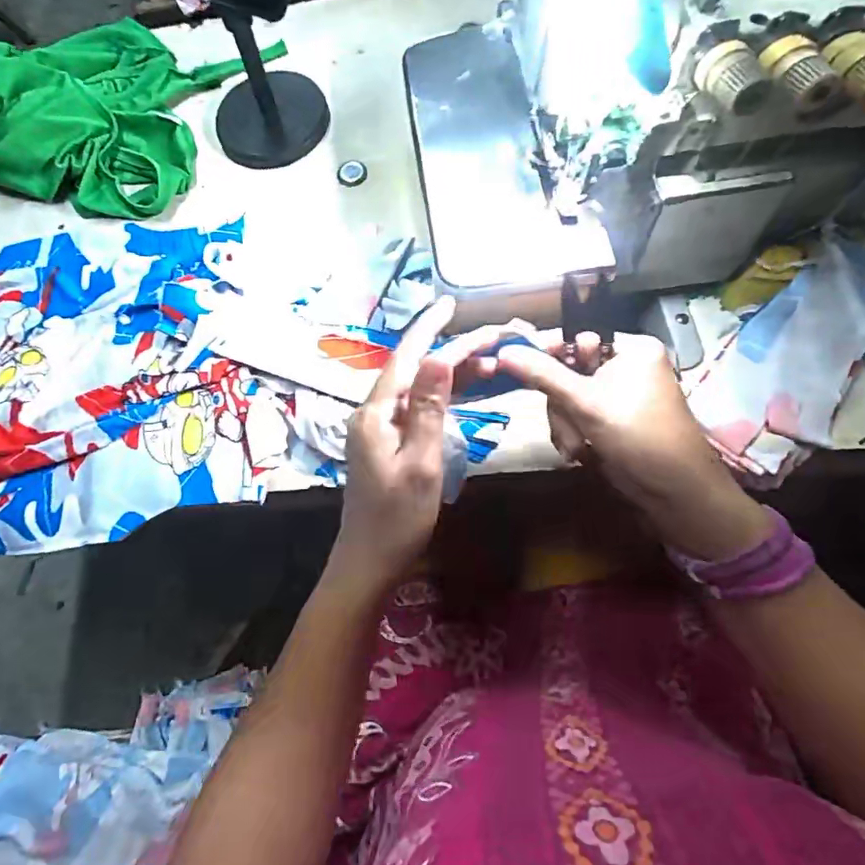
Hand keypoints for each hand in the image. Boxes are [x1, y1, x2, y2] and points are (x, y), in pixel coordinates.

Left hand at [330, 297, 463, 599]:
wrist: (369, 560)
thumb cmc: (397, 519)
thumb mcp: (421, 463)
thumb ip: (430, 409)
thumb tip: (441, 357)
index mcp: (376, 413)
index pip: (407, 359)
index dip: (429, 329)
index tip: (451, 304)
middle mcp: (373, 413)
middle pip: (416, 371)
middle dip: (453, 350)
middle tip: (495, 339)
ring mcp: (378, 428)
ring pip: (418, 389)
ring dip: (452, 373)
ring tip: (491, 360)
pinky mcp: (387, 443)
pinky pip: (417, 409)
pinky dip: (442, 397)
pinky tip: (464, 390)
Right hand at [497, 331, 770, 561]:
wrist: (676, 493)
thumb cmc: (638, 438)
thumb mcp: (586, 403)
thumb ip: (543, 374)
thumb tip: (504, 351)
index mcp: (631, 348)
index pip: (576, 337)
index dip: (547, 352)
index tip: (516, 365)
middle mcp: (625, 366)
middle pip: (568, 370)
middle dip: (562, 404)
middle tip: (567, 423)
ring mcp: (618, 395)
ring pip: (568, 397)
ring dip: (565, 424)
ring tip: (577, 448)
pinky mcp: (612, 420)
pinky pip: (577, 415)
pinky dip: (574, 434)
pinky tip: (580, 452)